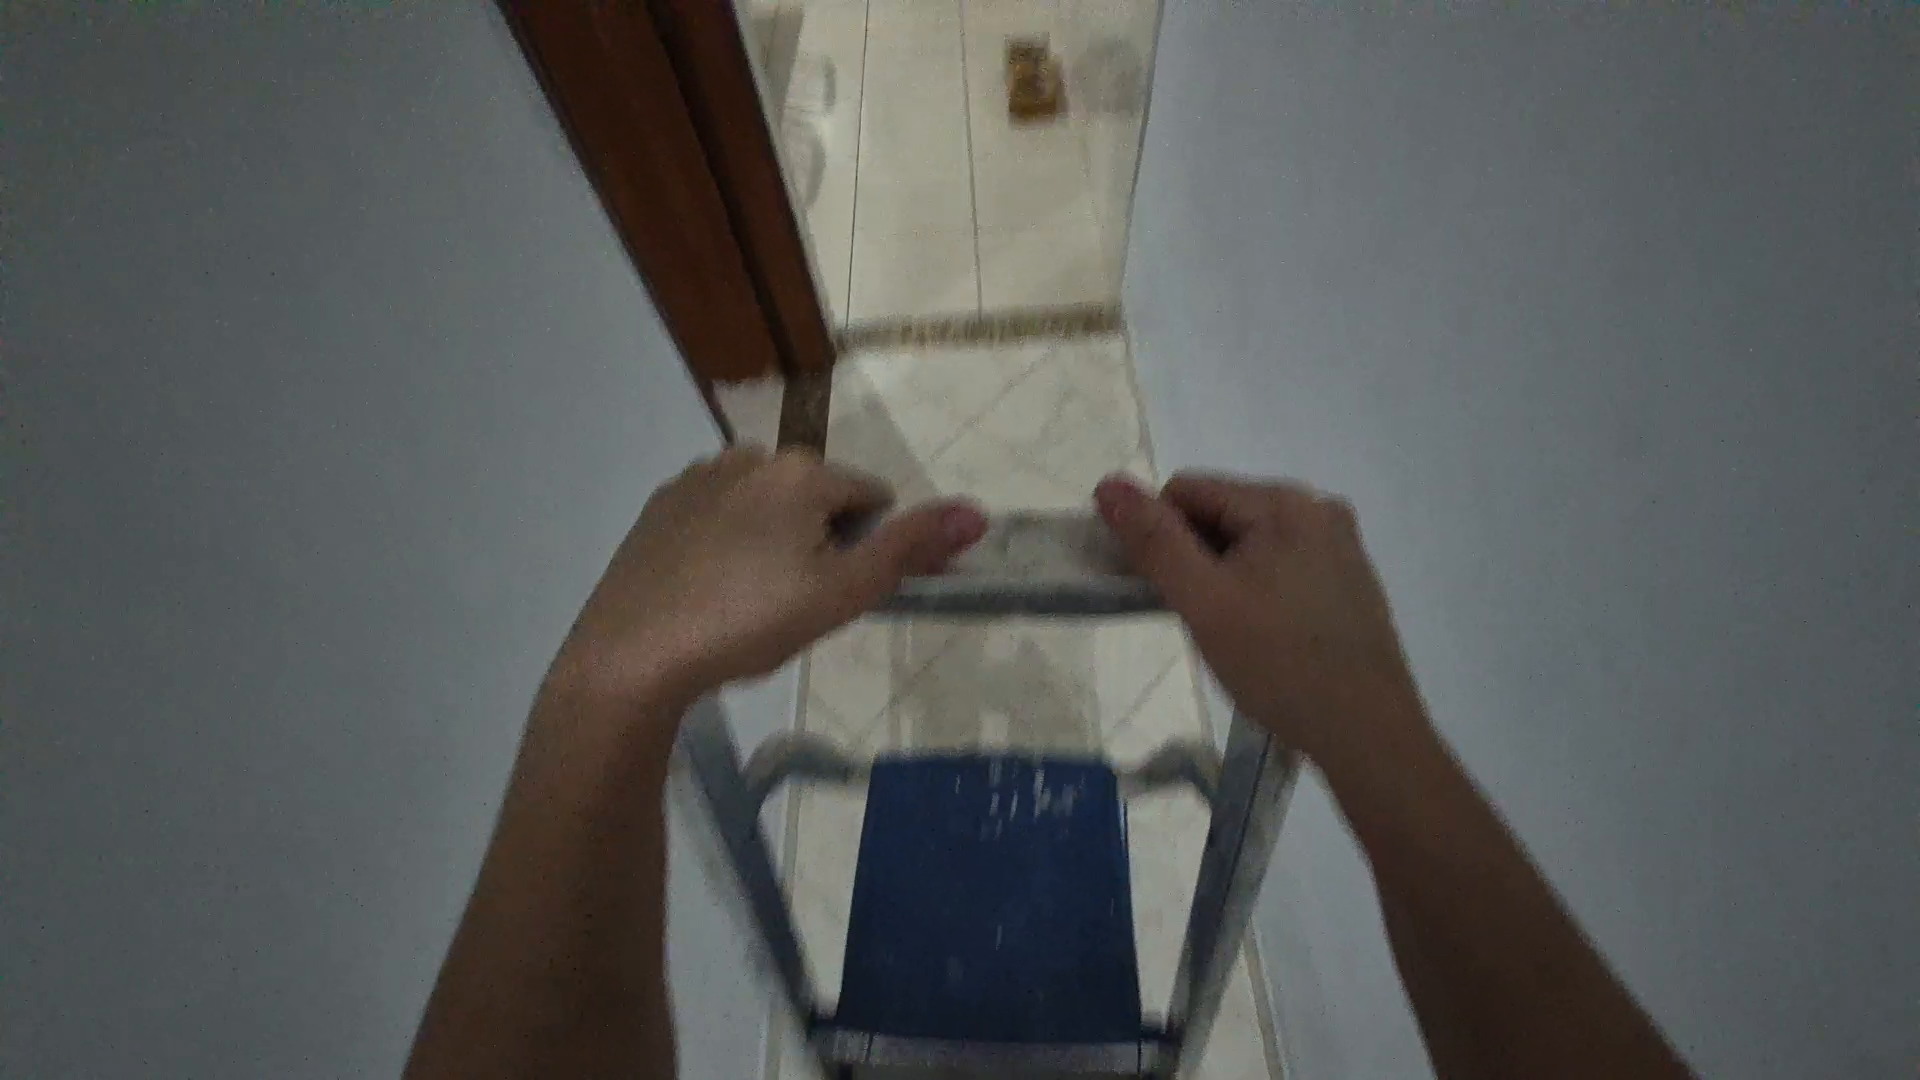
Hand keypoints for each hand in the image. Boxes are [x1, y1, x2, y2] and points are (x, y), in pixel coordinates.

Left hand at [555, 447, 986, 712]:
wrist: (631, 658)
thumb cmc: (749, 623)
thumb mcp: (842, 592)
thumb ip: (911, 547)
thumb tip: (979, 511)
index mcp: (801, 471)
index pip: (872, 499)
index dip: (873, 549)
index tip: (846, 595)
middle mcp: (751, 457)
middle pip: (819, 500)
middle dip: (824, 544)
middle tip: (798, 608)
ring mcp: (699, 478)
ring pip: (770, 507)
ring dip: (779, 542)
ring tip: (752, 604)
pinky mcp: (661, 506)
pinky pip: (722, 515)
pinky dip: (731, 543)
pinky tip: (711, 589)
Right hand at [1094, 472, 1426, 764]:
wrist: (1368, 736)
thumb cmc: (1278, 665)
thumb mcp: (1202, 600)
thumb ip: (1152, 540)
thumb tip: (1107, 484)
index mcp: (1283, 502)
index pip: (1185, 491)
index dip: (1158, 537)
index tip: (1162, 590)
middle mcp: (1317, 508)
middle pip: (1218, 512)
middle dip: (1192, 557)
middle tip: (1198, 615)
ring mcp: (1339, 543)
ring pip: (1246, 541)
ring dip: (1220, 575)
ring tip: (1229, 629)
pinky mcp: (1348, 577)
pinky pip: (1277, 562)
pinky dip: (1253, 587)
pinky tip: (1262, 632)